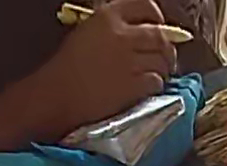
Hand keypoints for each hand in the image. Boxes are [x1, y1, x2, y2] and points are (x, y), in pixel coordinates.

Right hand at [25, 0, 176, 133]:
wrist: (59, 96)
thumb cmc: (66, 67)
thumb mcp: (86, 32)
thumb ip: (110, 28)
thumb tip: (130, 31)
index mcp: (109, 16)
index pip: (145, 6)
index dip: (157, 18)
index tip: (160, 27)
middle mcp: (123, 36)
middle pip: (159, 36)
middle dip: (167, 48)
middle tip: (167, 58)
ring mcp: (129, 63)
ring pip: (160, 61)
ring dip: (164, 68)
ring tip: (161, 75)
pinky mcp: (132, 87)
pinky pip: (155, 82)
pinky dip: (157, 85)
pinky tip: (151, 89)